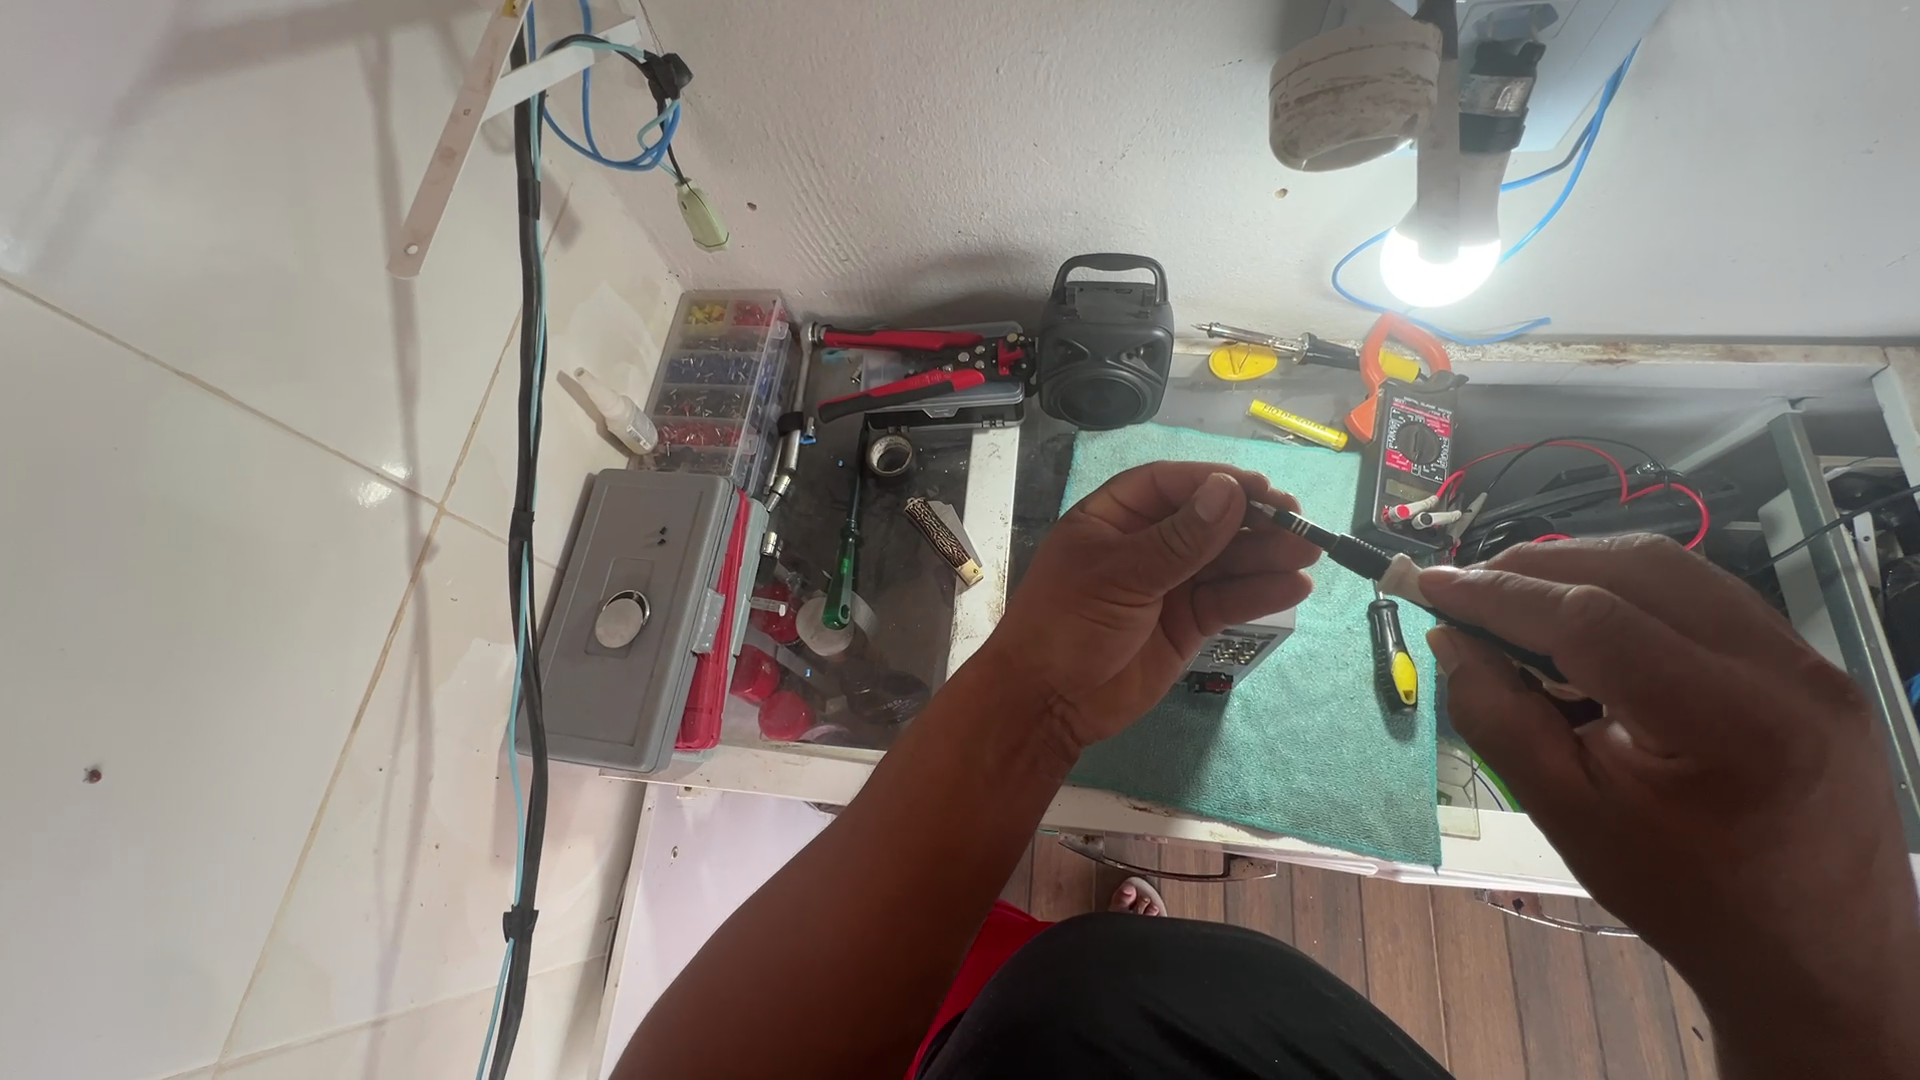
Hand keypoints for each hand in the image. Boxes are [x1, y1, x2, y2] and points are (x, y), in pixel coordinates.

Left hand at [977, 463, 1317, 751]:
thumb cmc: (1067, 625)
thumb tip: (1230, 491)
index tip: (1259, 487)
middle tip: (1297, 521)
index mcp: (1111, 518)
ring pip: (1223, 560)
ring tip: (1308, 552)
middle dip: (1250, 519)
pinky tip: (1293, 586)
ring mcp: (1166, 584)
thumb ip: (1178, 540)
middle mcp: (1143, 545)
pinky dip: (1259, 593)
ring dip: (1264, 555)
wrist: (1049, 702)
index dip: (1213, 482)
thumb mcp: (1119, 575)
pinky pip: (1227, 600)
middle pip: (1204, 520)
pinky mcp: (1186, 622)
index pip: (1168, 485)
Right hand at [1421, 536, 1919, 1075]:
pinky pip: (1701, 595)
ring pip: (1673, 568)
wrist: (1820, 957)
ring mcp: (1809, 664)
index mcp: (1726, 723)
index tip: (1430, 584)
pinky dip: (1624, 588)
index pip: (1591, 618)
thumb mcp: (1563, 811)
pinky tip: (1580, 623)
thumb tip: (1449, 638)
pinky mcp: (1808, 666)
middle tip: (1466, 589)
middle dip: (1534, 565)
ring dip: (1578, 567)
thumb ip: (1495, 715)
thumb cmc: (1680, 895)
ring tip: (1513, 599)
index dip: (1497, 593)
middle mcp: (1786, 673)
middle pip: (1638, 567)